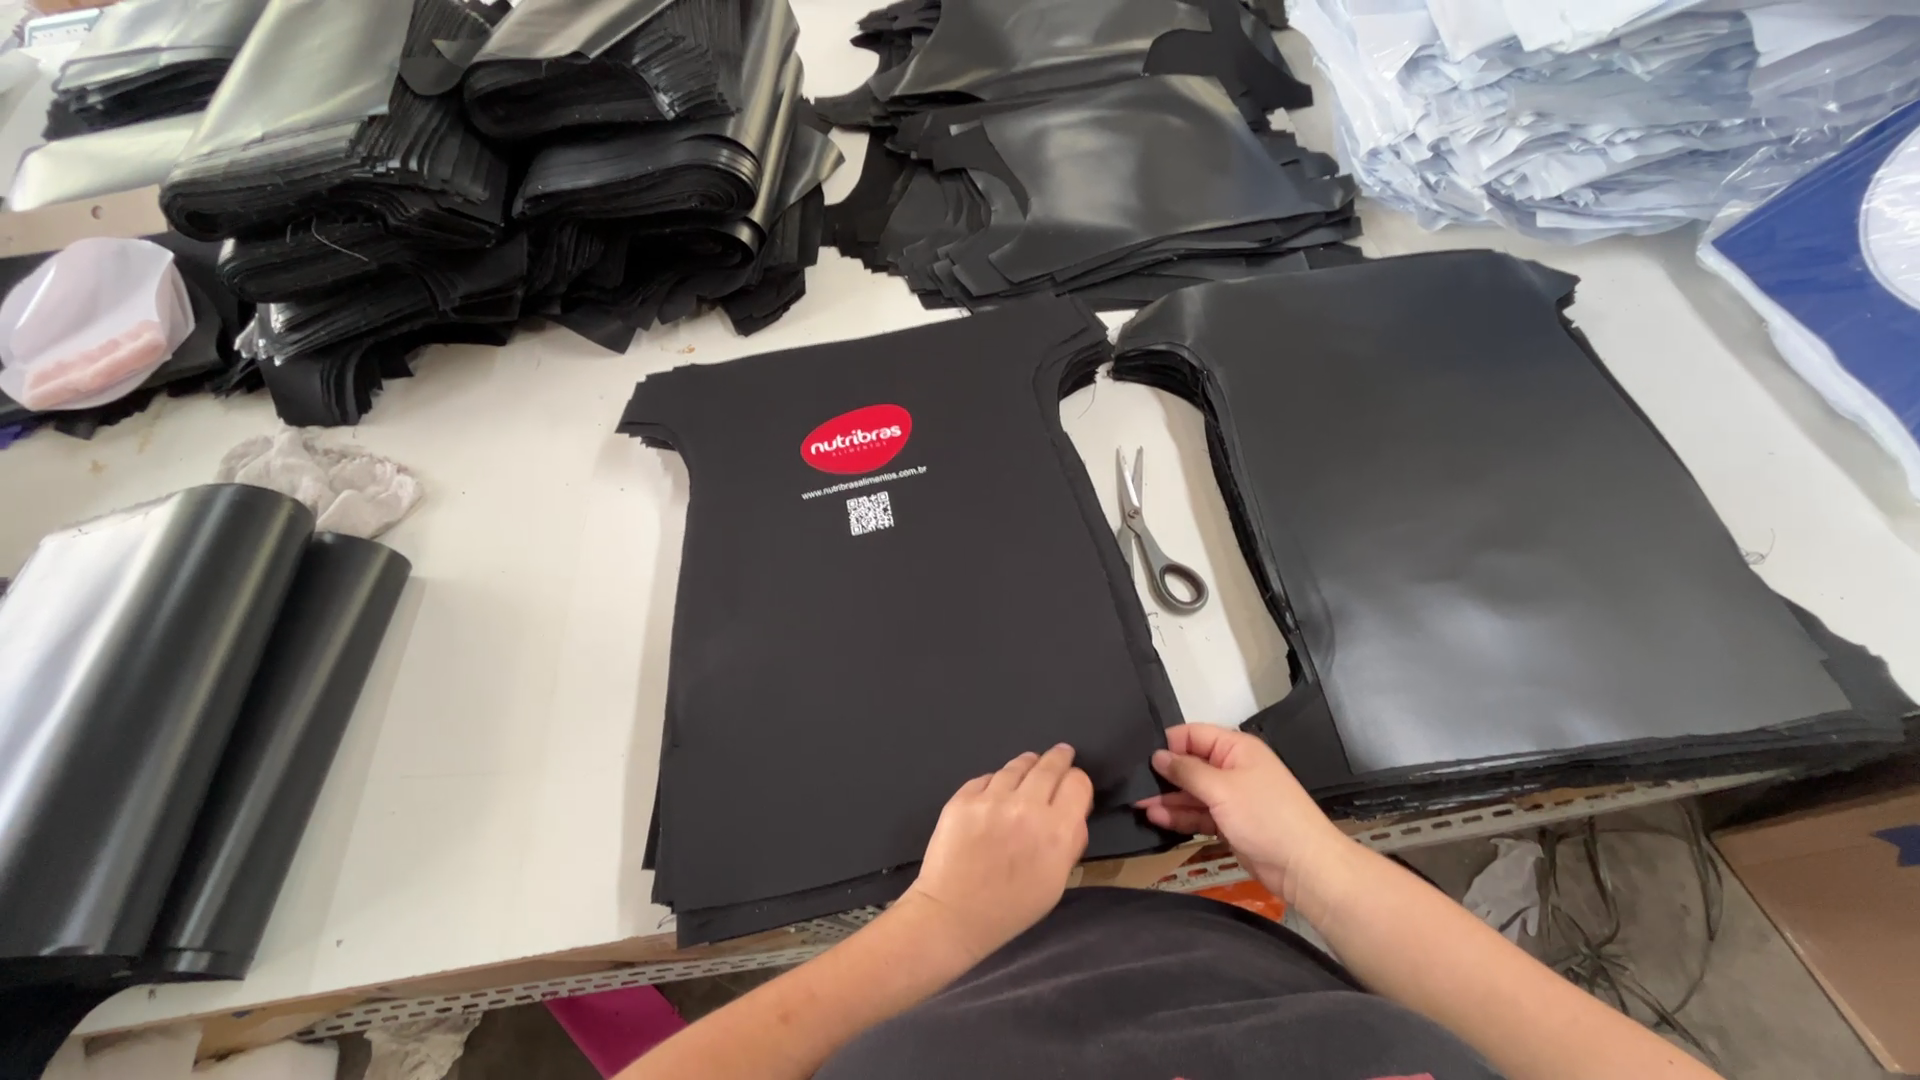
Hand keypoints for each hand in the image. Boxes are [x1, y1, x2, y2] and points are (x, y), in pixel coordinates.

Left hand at [904, 744, 1092, 962]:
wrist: (953, 914)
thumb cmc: (1011, 908)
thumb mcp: (1056, 882)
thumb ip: (1069, 841)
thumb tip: (1073, 812)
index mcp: (1056, 831)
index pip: (1078, 782)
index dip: (1078, 781)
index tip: (1073, 784)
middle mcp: (1026, 806)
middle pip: (1050, 765)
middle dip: (1058, 758)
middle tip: (1061, 753)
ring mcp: (991, 799)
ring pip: (1017, 765)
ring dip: (1028, 765)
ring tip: (1030, 764)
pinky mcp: (963, 797)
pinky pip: (987, 778)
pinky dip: (996, 782)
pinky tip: (997, 791)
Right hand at [1134, 724, 1358, 906]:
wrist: (1303, 867)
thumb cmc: (1266, 817)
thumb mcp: (1222, 788)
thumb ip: (1186, 771)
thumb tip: (1157, 755)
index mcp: (1236, 748)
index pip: (1193, 735)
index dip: (1169, 744)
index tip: (1142, 758)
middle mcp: (1232, 768)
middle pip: (1190, 764)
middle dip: (1164, 774)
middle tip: (1133, 785)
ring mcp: (1231, 797)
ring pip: (1192, 791)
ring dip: (1168, 798)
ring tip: (1139, 804)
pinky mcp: (1229, 823)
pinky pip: (1199, 813)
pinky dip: (1180, 815)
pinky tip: (1156, 817)